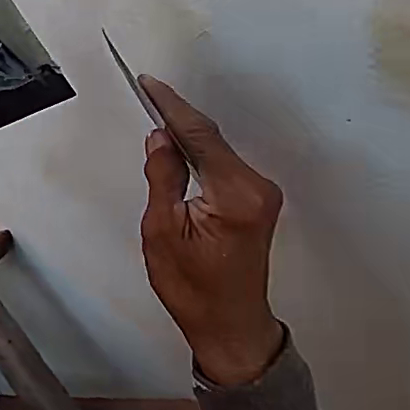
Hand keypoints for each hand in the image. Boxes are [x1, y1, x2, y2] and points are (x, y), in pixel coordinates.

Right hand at [137, 75, 286, 385]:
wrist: (230, 325)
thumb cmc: (194, 289)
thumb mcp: (162, 232)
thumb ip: (163, 178)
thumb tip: (160, 137)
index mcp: (235, 195)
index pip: (199, 135)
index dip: (171, 106)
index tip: (150, 84)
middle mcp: (257, 188)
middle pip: (211, 138)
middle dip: (177, 115)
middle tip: (148, 91)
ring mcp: (261, 194)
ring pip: (217, 148)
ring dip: (187, 132)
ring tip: (157, 112)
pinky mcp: (257, 199)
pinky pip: (223, 162)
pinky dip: (199, 149)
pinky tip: (179, 144)